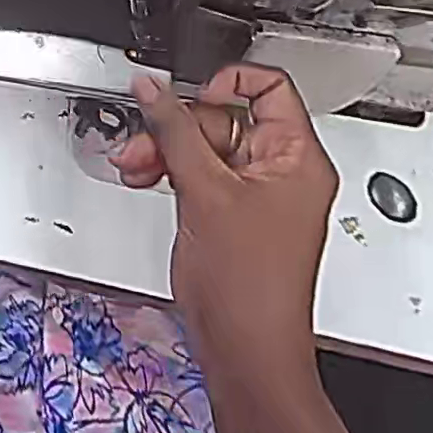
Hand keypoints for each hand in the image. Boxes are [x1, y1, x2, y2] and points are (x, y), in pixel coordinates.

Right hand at [111, 65, 337, 377]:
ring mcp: (252, 189)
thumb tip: (152, 89)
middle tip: (145, 138)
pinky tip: (144, 174)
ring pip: (203, 144)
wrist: (240, 350)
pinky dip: (168, 168)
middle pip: (224, 117)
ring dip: (164, 149)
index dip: (230, 82)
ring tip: (136, 163)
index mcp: (296, 156)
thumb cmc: (250, 286)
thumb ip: (174, 129)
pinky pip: (196, 169)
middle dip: (177, 126)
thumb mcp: (204, 189)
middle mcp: (279, 168)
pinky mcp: (228, 207)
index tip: (194, 92)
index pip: (271, 87)